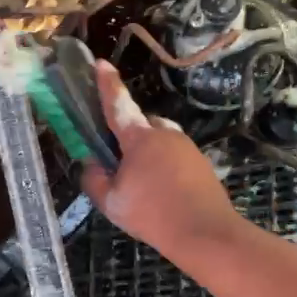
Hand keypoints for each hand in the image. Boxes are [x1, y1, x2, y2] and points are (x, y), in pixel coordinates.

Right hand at [81, 61, 240, 255]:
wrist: (205, 233)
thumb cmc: (152, 214)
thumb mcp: (111, 202)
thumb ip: (94, 179)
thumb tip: (91, 164)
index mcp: (140, 138)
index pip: (118, 105)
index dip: (107, 84)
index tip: (101, 63)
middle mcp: (165, 134)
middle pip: (141, 125)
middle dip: (127, 137)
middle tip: (117, 164)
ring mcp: (187, 147)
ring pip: (159, 141)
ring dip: (146, 154)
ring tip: (140, 186)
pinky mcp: (200, 162)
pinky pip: (174, 156)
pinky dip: (163, 167)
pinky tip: (160, 193)